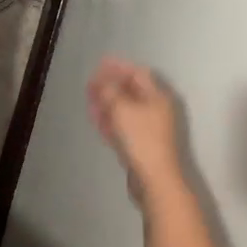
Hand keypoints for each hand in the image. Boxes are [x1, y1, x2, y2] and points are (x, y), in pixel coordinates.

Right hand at [87, 56, 184, 206]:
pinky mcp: (141, 146)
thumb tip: (103, 82)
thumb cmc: (141, 139)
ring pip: (125, 110)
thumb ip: (109, 91)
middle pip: (131, 91)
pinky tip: (96, 119)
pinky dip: (110, 120)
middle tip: (90, 83)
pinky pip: (123, 126)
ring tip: (89, 100)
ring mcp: (149, 129)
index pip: (137, 73)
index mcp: (157, 96)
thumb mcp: (121, 109)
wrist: (155, 182)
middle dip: (110, 85)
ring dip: (107, 103)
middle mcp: (156, 110)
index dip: (118, 67)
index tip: (99, 64)